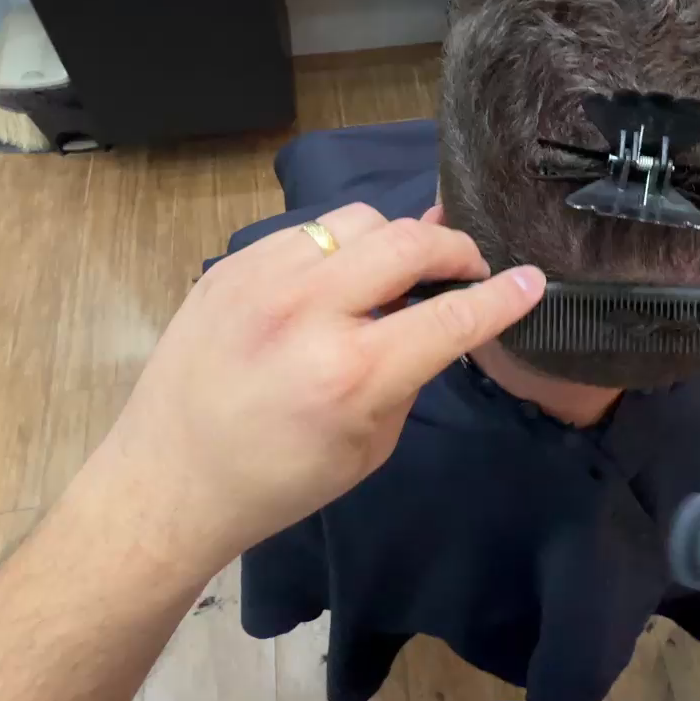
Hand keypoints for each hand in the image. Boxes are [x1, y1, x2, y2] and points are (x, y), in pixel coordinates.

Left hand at [82, 202, 543, 573]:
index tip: (531, 280)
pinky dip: (339, 249)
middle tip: (465, 268)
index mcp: (351, 374)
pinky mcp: (231, 265)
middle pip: (409, 242)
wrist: (168, 477)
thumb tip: (434, 317)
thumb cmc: (277, 482)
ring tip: (392, 274)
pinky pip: (309, 230)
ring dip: (394, 241)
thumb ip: (409, 373)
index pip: (450, 318)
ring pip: (359, 218)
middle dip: (455, 248)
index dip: (502, 296)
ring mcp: (263, 278)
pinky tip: (332, 280)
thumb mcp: (368, 447)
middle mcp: (309, 311)